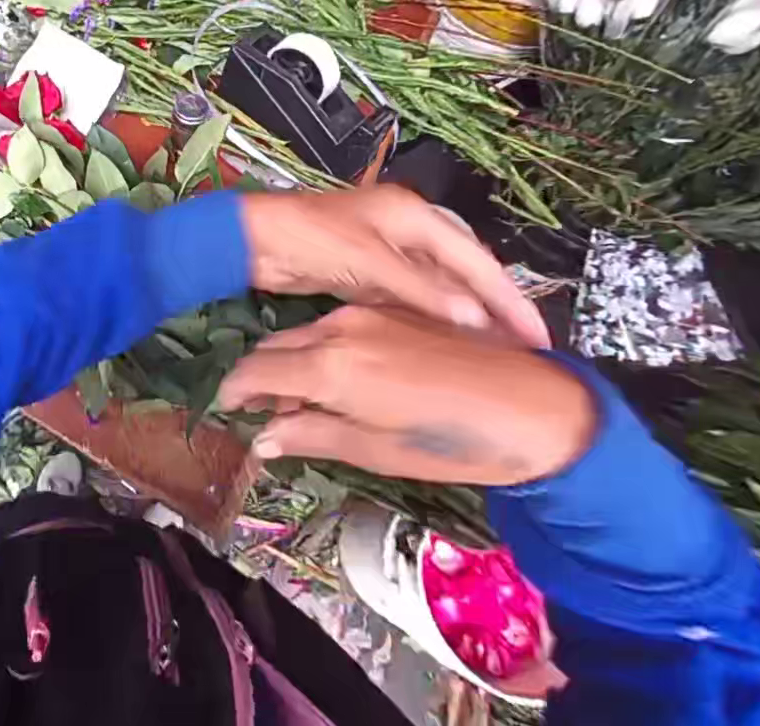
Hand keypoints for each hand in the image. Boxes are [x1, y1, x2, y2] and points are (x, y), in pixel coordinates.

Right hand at [217, 306, 595, 485]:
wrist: (533, 405)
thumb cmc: (451, 442)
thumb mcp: (374, 449)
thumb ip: (310, 434)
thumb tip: (261, 438)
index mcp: (330, 365)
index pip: (257, 371)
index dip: (235, 390)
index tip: (226, 406)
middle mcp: (340, 326)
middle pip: (278, 345)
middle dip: (261, 375)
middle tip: (261, 408)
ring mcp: (369, 312)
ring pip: (308, 332)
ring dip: (293, 359)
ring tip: (300, 395)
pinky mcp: (392, 310)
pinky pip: (339, 324)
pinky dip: (324, 347)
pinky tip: (340, 372)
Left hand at [238, 187, 549, 348]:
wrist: (257, 241)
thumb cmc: (311, 239)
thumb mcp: (368, 260)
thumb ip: (420, 288)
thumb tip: (473, 318)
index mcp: (415, 216)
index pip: (475, 258)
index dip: (507, 297)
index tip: (536, 334)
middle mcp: (410, 230)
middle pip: (465, 270)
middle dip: (495, 305)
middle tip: (526, 347)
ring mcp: (390, 252)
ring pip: (443, 286)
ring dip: (467, 314)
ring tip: (497, 351)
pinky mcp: (372, 273)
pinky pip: (416, 296)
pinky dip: (435, 317)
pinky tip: (451, 341)